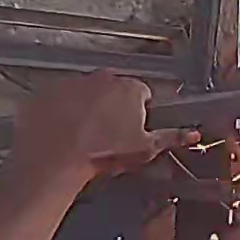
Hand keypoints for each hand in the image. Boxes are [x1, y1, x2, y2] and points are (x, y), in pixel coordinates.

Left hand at [8, 73, 192, 183]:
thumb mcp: (145, 149)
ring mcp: (72, 83)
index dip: (139, 112)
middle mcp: (102, 78)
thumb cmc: (102, 153)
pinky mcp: (46, 92)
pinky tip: (62, 130)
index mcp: (130, 88)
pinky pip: (58, 98)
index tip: (132, 128)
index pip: (142, 93)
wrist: (55, 160)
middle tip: (109, 133)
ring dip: (87, 106)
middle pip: (114, 89)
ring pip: (86, 92)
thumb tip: (192, 134)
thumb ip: (172, 137)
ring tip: (84, 134)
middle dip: (114, 107)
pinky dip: (60, 110)